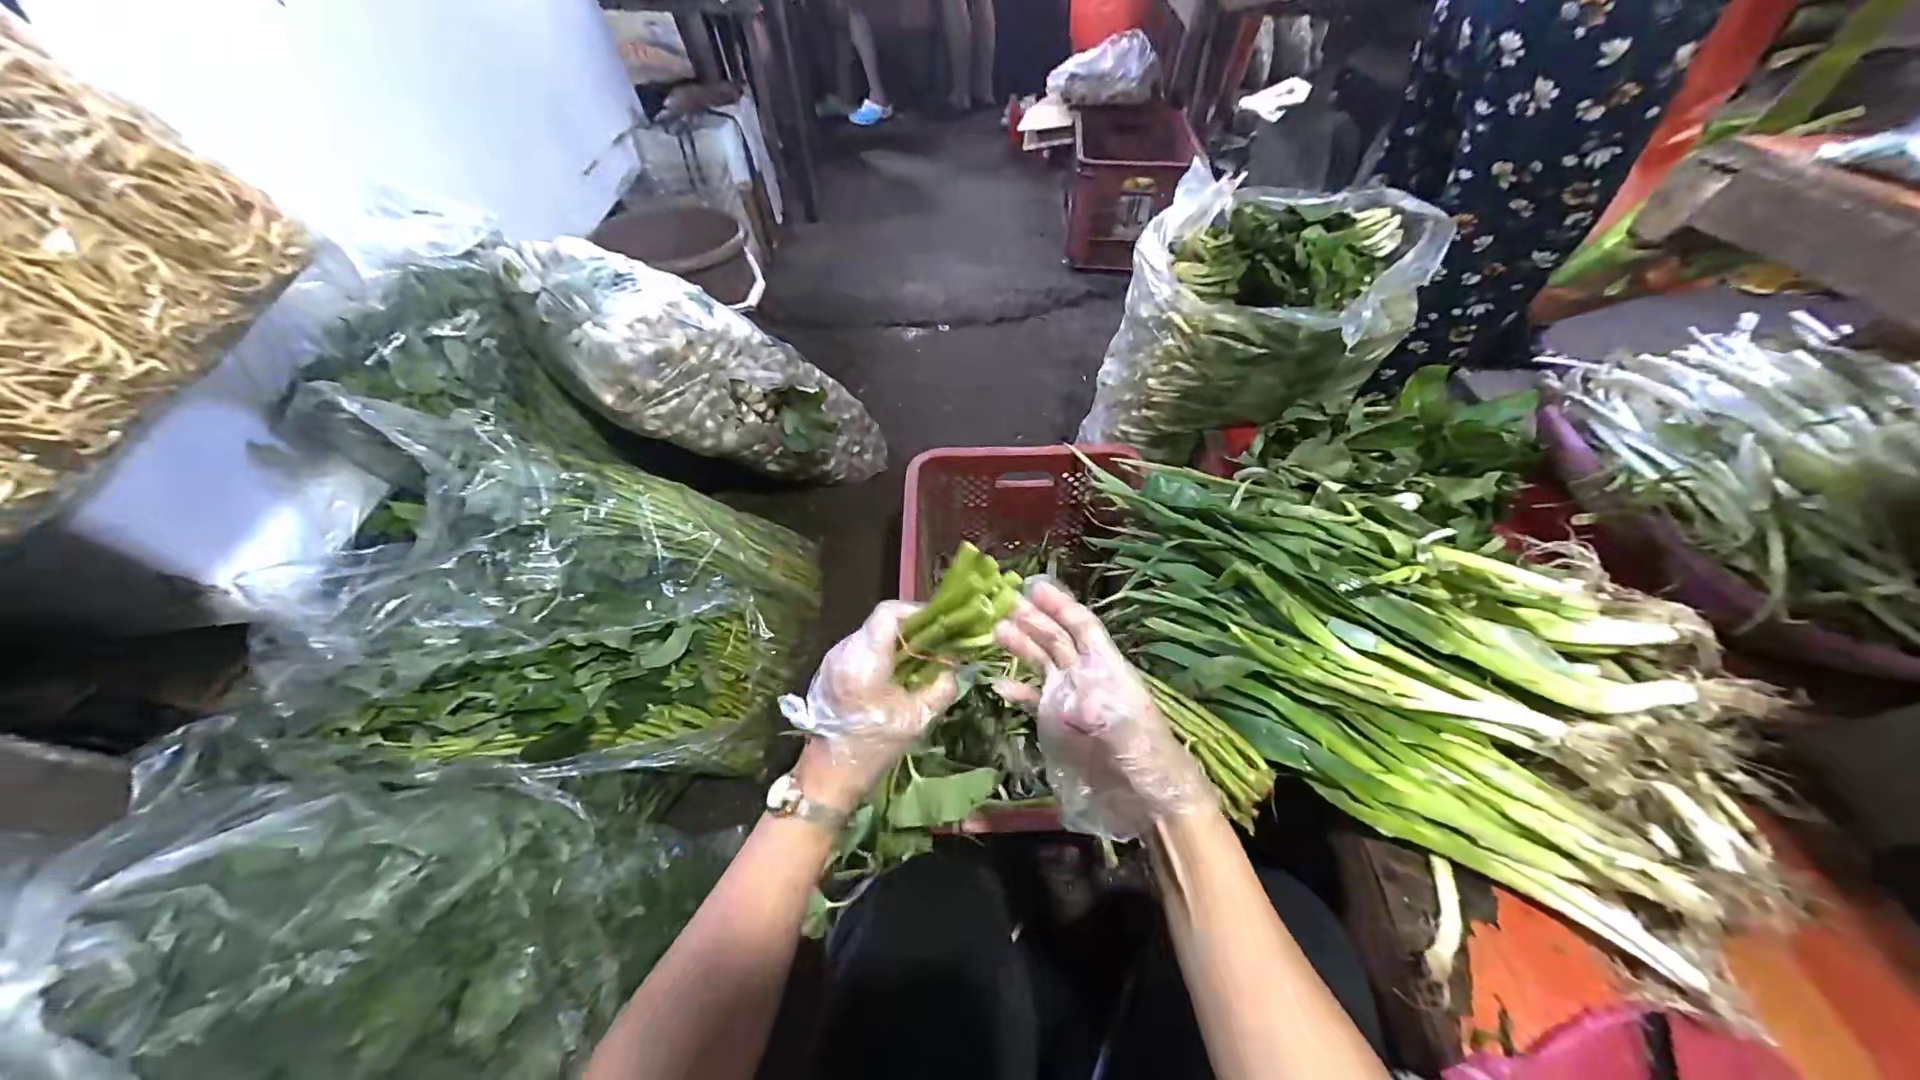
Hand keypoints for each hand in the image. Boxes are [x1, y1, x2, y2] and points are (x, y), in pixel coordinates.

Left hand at [781, 601, 959, 808]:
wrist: (828, 774)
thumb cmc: (873, 747)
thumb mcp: (917, 720)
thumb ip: (941, 687)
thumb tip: (954, 665)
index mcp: (864, 658)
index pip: (889, 612)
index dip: (916, 611)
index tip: (938, 626)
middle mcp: (844, 650)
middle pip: (881, 622)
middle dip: (910, 629)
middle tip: (935, 645)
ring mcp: (832, 658)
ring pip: (870, 634)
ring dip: (895, 642)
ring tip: (917, 661)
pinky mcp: (829, 669)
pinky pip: (859, 648)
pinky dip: (880, 653)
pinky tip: (894, 675)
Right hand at [995, 580, 1212, 839]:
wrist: (1149, 802)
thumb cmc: (1147, 764)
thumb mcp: (1131, 738)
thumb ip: (1106, 716)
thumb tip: (1074, 701)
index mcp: (1109, 672)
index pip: (1083, 629)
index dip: (1061, 606)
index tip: (1035, 587)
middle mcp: (1087, 679)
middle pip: (1058, 640)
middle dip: (1034, 619)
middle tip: (1004, 602)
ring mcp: (1070, 700)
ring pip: (1043, 663)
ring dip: (1022, 645)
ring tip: (996, 630)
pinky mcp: (1058, 724)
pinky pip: (1034, 699)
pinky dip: (1016, 690)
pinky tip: (998, 684)